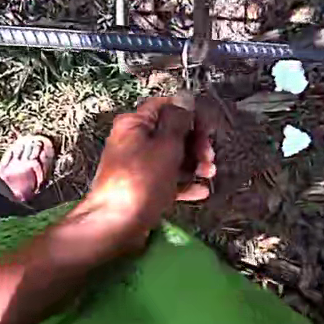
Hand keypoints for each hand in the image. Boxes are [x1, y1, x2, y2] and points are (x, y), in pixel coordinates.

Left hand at [67, 95, 216, 254]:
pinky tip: (200, 192)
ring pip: (172, 157)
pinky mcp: (142, 188)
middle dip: (195, 143)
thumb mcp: (165, 146)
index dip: (190, 115)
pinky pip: (167, 179)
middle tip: (208, 158)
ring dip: (193, 164)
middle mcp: (133, 140)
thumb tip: (185, 97)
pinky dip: (183, 183)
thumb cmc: (141, 182)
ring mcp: (137, 165)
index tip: (207, 131)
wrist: (115, 226)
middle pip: (172, 132)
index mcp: (134, 123)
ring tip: (208, 175)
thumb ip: (178, 121)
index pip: (167, 106)